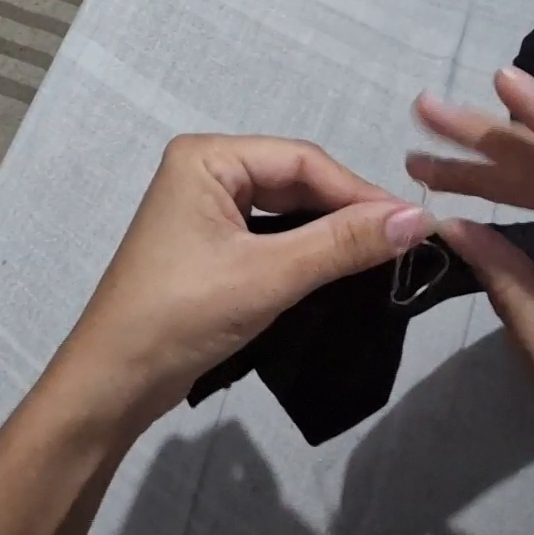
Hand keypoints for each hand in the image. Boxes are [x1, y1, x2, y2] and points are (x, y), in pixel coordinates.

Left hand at [58, 135, 432, 424]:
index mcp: (206, 156)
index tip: (418, 225)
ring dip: (328, 228)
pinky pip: (266, 230)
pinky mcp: (207, 239)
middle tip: (408, 242)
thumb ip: (341, 243)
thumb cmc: (182, 314)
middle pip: (292, 177)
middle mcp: (204, 168)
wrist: (115, 378)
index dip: (360, 190)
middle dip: (346, 208)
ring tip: (384, 253)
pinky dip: (302, 245)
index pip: (301, 159)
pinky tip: (338, 263)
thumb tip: (418, 218)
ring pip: (282, 205)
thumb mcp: (267, 276)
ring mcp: (203, 204)